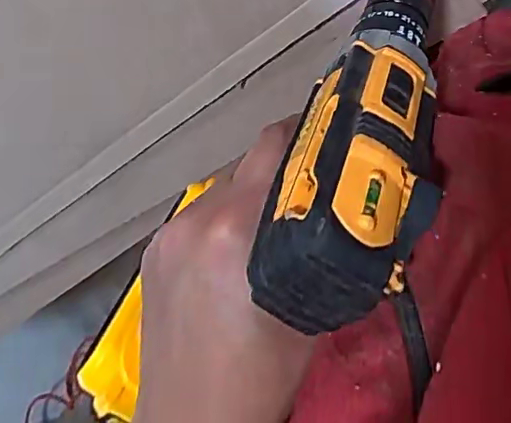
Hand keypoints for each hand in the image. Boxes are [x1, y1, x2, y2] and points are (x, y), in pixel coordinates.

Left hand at [136, 120, 315, 422]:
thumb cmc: (255, 378)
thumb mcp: (308, 308)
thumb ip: (325, 247)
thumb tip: (356, 206)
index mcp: (234, 230)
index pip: (273, 146)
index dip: (304, 131)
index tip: (326, 134)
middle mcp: (196, 221)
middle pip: (249, 163)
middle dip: (283, 168)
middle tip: (309, 185)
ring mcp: (169, 234)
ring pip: (225, 187)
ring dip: (251, 195)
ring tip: (271, 227)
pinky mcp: (154, 250)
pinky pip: (200, 213)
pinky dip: (222, 218)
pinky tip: (234, 250)